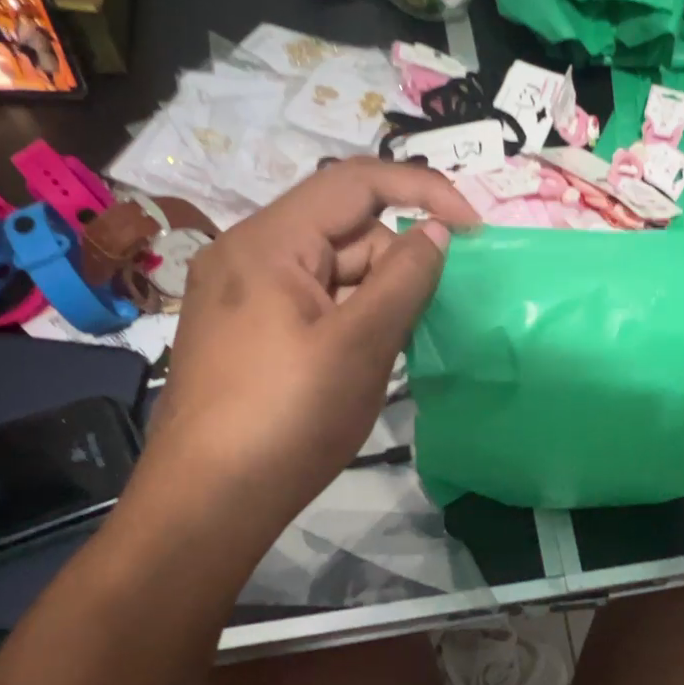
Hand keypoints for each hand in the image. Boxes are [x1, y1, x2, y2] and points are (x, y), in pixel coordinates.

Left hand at [130, 158, 478, 537]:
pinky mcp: (247, 333)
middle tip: (435, 312)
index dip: (422, 192)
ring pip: (332, 271)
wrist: (209, 501)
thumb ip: (404, 279)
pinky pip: (314, 303)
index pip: (356, 183)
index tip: (474, 231)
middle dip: (399, 258)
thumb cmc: (289, 417)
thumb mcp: (360, 344)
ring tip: (400, 346)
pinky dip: (352, 317)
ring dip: (378, 294)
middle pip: (344, 229)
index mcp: (268, 242)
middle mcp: (249, 254)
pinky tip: (369, 357)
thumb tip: (435, 232)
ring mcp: (244, 296)